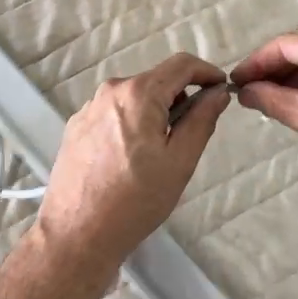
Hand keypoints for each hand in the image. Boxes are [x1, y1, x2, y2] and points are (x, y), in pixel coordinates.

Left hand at [33, 54, 231, 274]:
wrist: (78, 233)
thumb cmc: (136, 200)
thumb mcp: (179, 162)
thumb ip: (202, 120)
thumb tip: (218, 93)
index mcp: (138, 93)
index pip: (181, 64)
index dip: (206, 72)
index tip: (222, 88)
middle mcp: (111, 90)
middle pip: (156, 80)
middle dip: (179, 98)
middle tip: (189, 135)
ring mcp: (89, 107)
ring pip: (133, 97)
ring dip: (153, 112)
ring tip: (157, 154)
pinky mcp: (75, 125)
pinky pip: (113, 113)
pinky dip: (130, 123)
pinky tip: (129, 159)